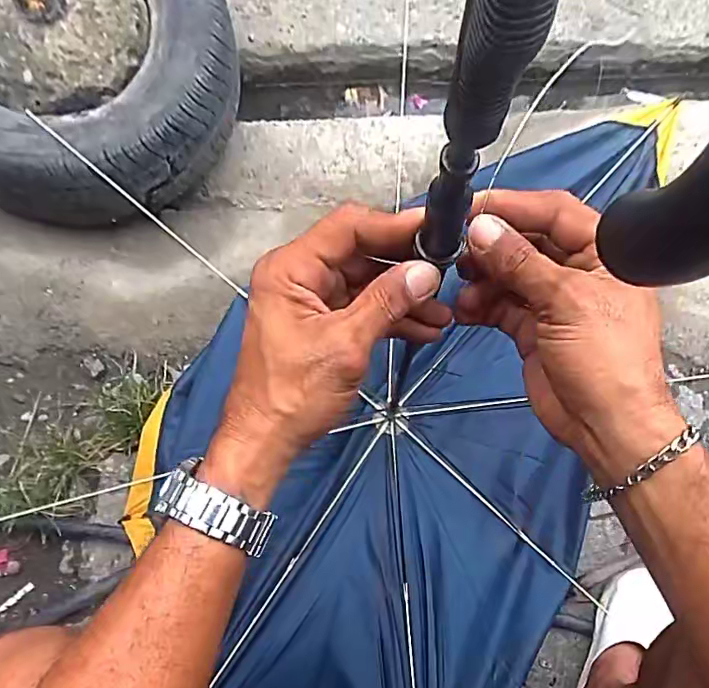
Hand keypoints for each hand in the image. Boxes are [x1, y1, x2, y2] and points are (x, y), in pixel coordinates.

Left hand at [205, 204, 450, 502]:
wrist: (266, 440)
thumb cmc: (287, 399)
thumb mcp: (345, 345)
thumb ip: (385, 302)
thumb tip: (422, 273)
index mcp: (290, 271)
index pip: (349, 228)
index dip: (394, 226)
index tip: (431, 229)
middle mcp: (296, 279)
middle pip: (360, 256)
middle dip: (404, 270)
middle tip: (442, 276)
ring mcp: (308, 304)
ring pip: (365, 286)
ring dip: (402, 299)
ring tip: (439, 313)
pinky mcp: (319, 327)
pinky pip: (359, 311)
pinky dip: (388, 319)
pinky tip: (420, 328)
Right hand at [455, 191, 682, 484]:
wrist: (606, 423)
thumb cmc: (609, 362)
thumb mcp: (565, 301)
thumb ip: (521, 263)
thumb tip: (484, 230)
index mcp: (604, 252)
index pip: (555, 213)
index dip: (514, 207)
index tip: (475, 209)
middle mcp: (579, 273)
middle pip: (529, 244)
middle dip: (494, 246)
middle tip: (461, 249)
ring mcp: (555, 304)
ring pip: (511, 277)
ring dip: (484, 279)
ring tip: (463, 286)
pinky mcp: (536, 332)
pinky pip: (504, 308)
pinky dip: (483, 307)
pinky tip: (466, 309)